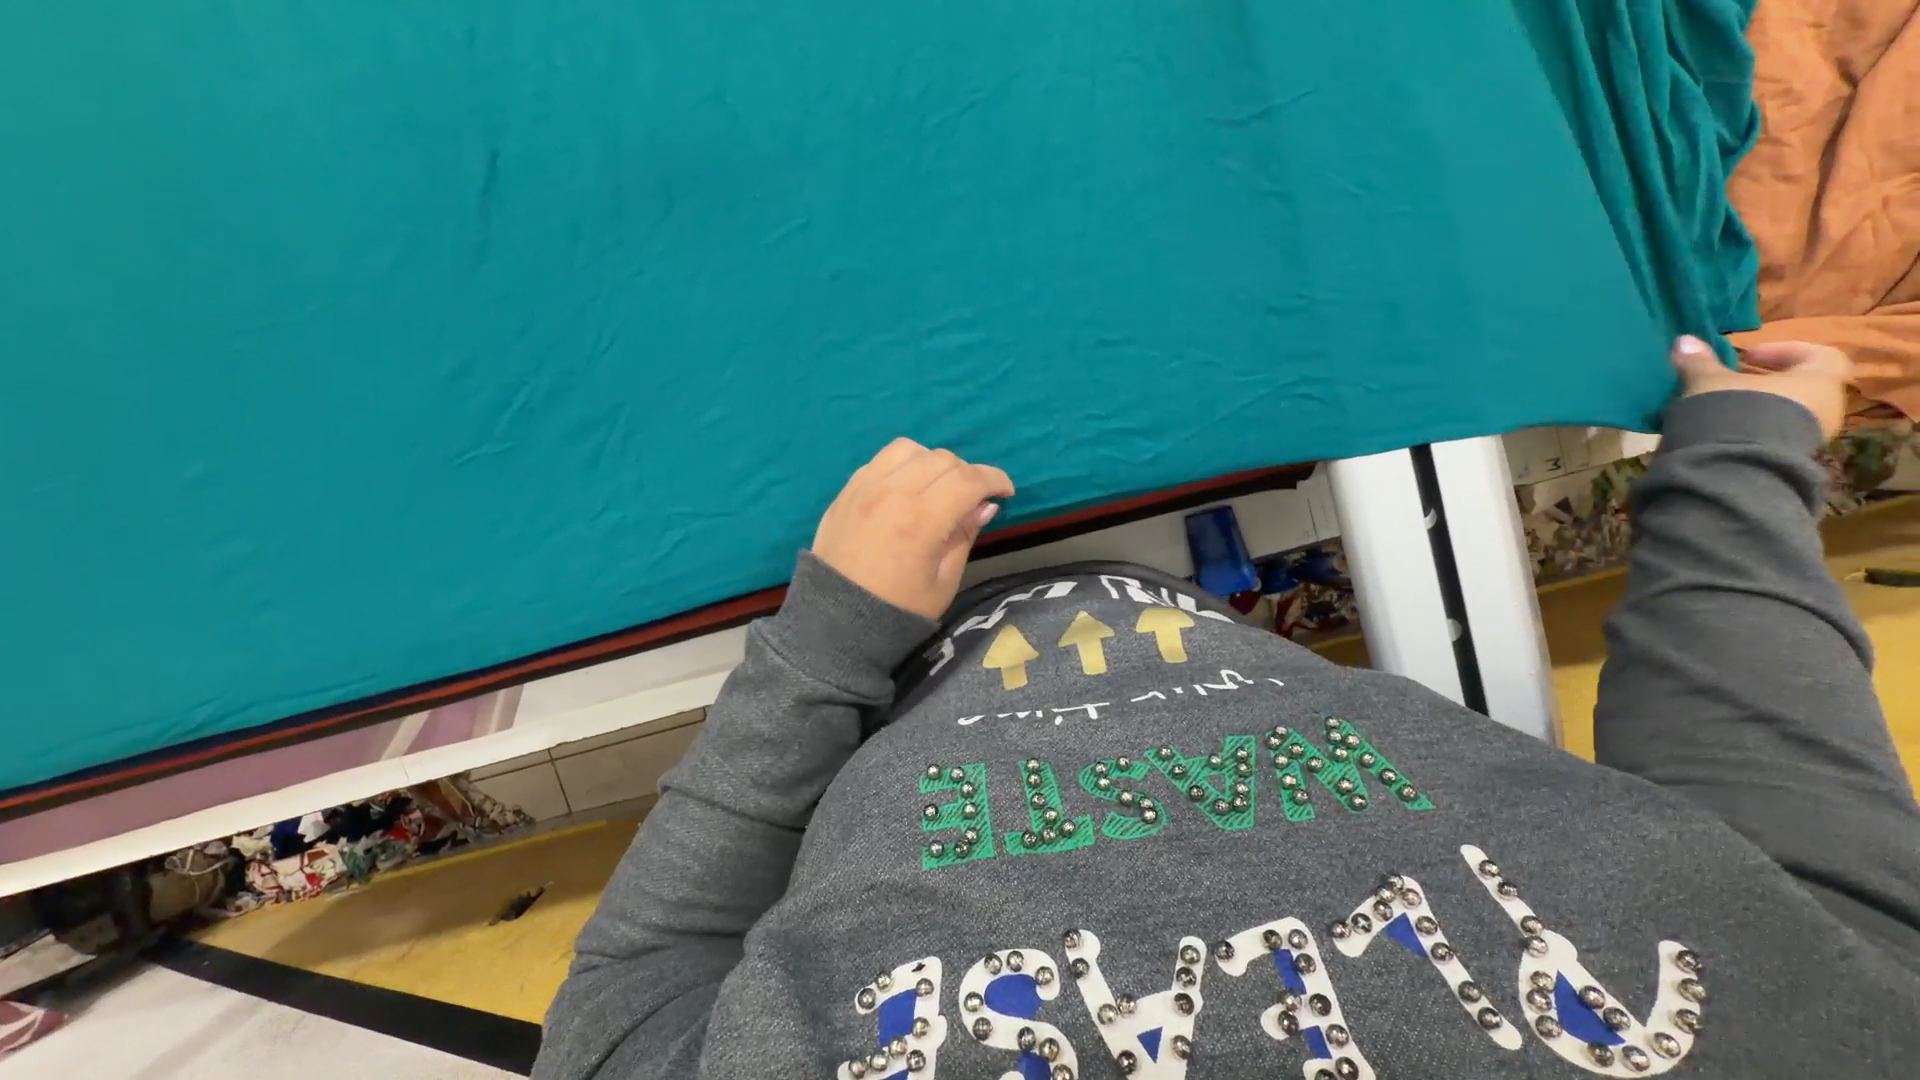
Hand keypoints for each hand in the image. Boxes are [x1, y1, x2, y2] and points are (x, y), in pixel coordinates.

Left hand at [810, 439, 1015, 618]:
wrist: (836, 620)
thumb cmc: (896, 609)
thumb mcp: (943, 582)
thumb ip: (965, 536)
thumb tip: (985, 506)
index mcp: (921, 520)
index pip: (969, 480)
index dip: (995, 480)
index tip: (1006, 492)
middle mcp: (893, 493)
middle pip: (943, 459)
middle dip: (968, 474)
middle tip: (972, 499)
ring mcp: (865, 487)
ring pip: (910, 450)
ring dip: (933, 463)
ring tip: (937, 488)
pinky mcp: (847, 490)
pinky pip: (881, 460)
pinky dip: (903, 465)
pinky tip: (907, 489)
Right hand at [1673, 335, 1850, 440]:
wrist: (1735, 464)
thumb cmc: (1736, 411)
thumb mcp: (1710, 382)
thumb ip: (1700, 362)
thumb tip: (1685, 339)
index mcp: (1819, 380)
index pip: (1818, 355)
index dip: (1783, 350)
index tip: (1745, 356)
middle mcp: (1825, 406)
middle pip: (1802, 386)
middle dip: (1767, 382)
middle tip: (1731, 382)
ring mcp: (1810, 435)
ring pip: (1786, 412)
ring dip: (1757, 407)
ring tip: (1720, 408)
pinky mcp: (1787, 457)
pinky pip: (1773, 434)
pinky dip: (1752, 428)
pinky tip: (1720, 431)